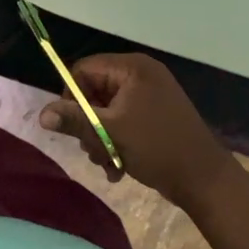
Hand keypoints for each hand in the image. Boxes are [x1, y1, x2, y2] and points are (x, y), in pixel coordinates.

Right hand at [40, 53, 232, 204]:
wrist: (206, 181)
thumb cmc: (157, 148)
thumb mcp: (110, 133)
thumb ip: (74, 120)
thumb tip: (42, 115)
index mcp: (132, 68)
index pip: (84, 70)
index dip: (72, 97)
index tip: (72, 125)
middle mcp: (141, 74)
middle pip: (94, 91)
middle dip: (89, 125)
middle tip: (92, 150)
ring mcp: (150, 94)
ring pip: (107, 110)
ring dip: (101, 138)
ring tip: (108, 164)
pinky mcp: (156, 114)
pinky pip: (123, 120)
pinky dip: (116, 141)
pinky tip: (118, 167)